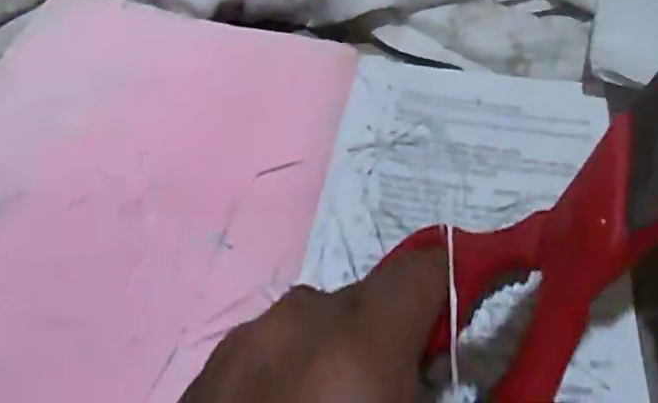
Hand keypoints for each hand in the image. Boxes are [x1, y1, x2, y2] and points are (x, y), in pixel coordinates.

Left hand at [179, 248, 447, 402]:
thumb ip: (450, 397)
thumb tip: (448, 373)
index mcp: (357, 340)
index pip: (428, 266)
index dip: (453, 293)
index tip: (459, 336)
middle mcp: (298, 322)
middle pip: (370, 298)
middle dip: (391, 341)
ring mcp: (240, 347)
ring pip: (315, 323)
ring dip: (334, 358)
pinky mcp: (198, 381)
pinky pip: (266, 353)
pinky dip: (287, 378)